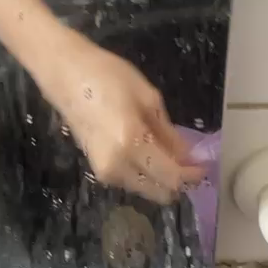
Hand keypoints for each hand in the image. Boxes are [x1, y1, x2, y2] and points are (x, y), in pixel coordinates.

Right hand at [31, 31, 205, 201]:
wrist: (65, 75)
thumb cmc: (107, 76)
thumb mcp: (148, 98)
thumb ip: (169, 133)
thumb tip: (187, 157)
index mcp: (132, 143)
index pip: (171, 176)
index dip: (191, 176)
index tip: (203, 168)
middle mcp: (119, 166)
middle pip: (160, 192)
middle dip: (178, 182)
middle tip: (188, 165)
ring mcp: (107, 174)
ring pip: (147, 191)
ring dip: (161, 180)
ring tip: (168, 157)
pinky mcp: (100, 174)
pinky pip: (133, 183)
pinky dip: (146, 176)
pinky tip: (149, 156)